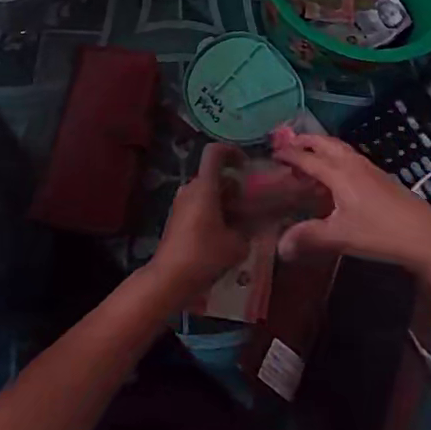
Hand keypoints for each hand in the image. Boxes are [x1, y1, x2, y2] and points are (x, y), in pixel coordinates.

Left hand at [148, 143, 251, 295]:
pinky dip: (215, 211)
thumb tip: (261, 220)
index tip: (247, 165)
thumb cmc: (204, 256)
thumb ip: (251, 227)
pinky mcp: (177, 217)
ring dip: (226, 201)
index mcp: (204, 187)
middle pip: (215, 175)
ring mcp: (181, 202)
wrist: (169, 277)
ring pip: (208, 191)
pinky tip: (227, 234)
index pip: (214, 152)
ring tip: (244, 223)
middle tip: (254, 205)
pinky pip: (199, 204)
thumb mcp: (237, 244)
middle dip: (236, 186)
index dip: (232, 151)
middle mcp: (190, 188)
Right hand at [270, 129, 430, 282]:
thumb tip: (279, 247)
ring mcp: (370, 170)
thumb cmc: (382, 233)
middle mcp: (353, 165)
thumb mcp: (341, 237)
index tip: (271, 153)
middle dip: (305, 141)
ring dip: (322, 148)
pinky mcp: (382, 179)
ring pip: (340, 149)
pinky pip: (351, 159)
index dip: (288, 154)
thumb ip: (309, 238)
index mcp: (339, 173)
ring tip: (310, 158)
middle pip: (324, 143)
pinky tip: (337, 177)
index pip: (306, 157)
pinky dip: (336, 159)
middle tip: (288, 145)